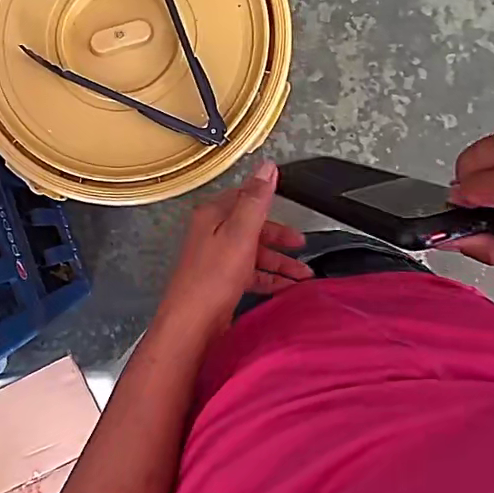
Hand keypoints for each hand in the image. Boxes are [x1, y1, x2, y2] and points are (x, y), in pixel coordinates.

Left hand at [155, 161, 312, 332]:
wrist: (192, 324)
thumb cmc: (209, 281)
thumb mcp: (240, 233)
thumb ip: (255, 200)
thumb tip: (266, 169)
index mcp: (213, 216)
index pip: (244, 197)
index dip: (268, 200)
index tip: (287, 200)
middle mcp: (212, 235)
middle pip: (252, 227)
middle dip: (279, 237)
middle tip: (299, 242)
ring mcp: (216, 259)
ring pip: (254, 253)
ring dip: (279, 262)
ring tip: (301, 273)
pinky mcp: (221, 282)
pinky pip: (251, 275)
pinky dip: (269, 279)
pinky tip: (285, 288)